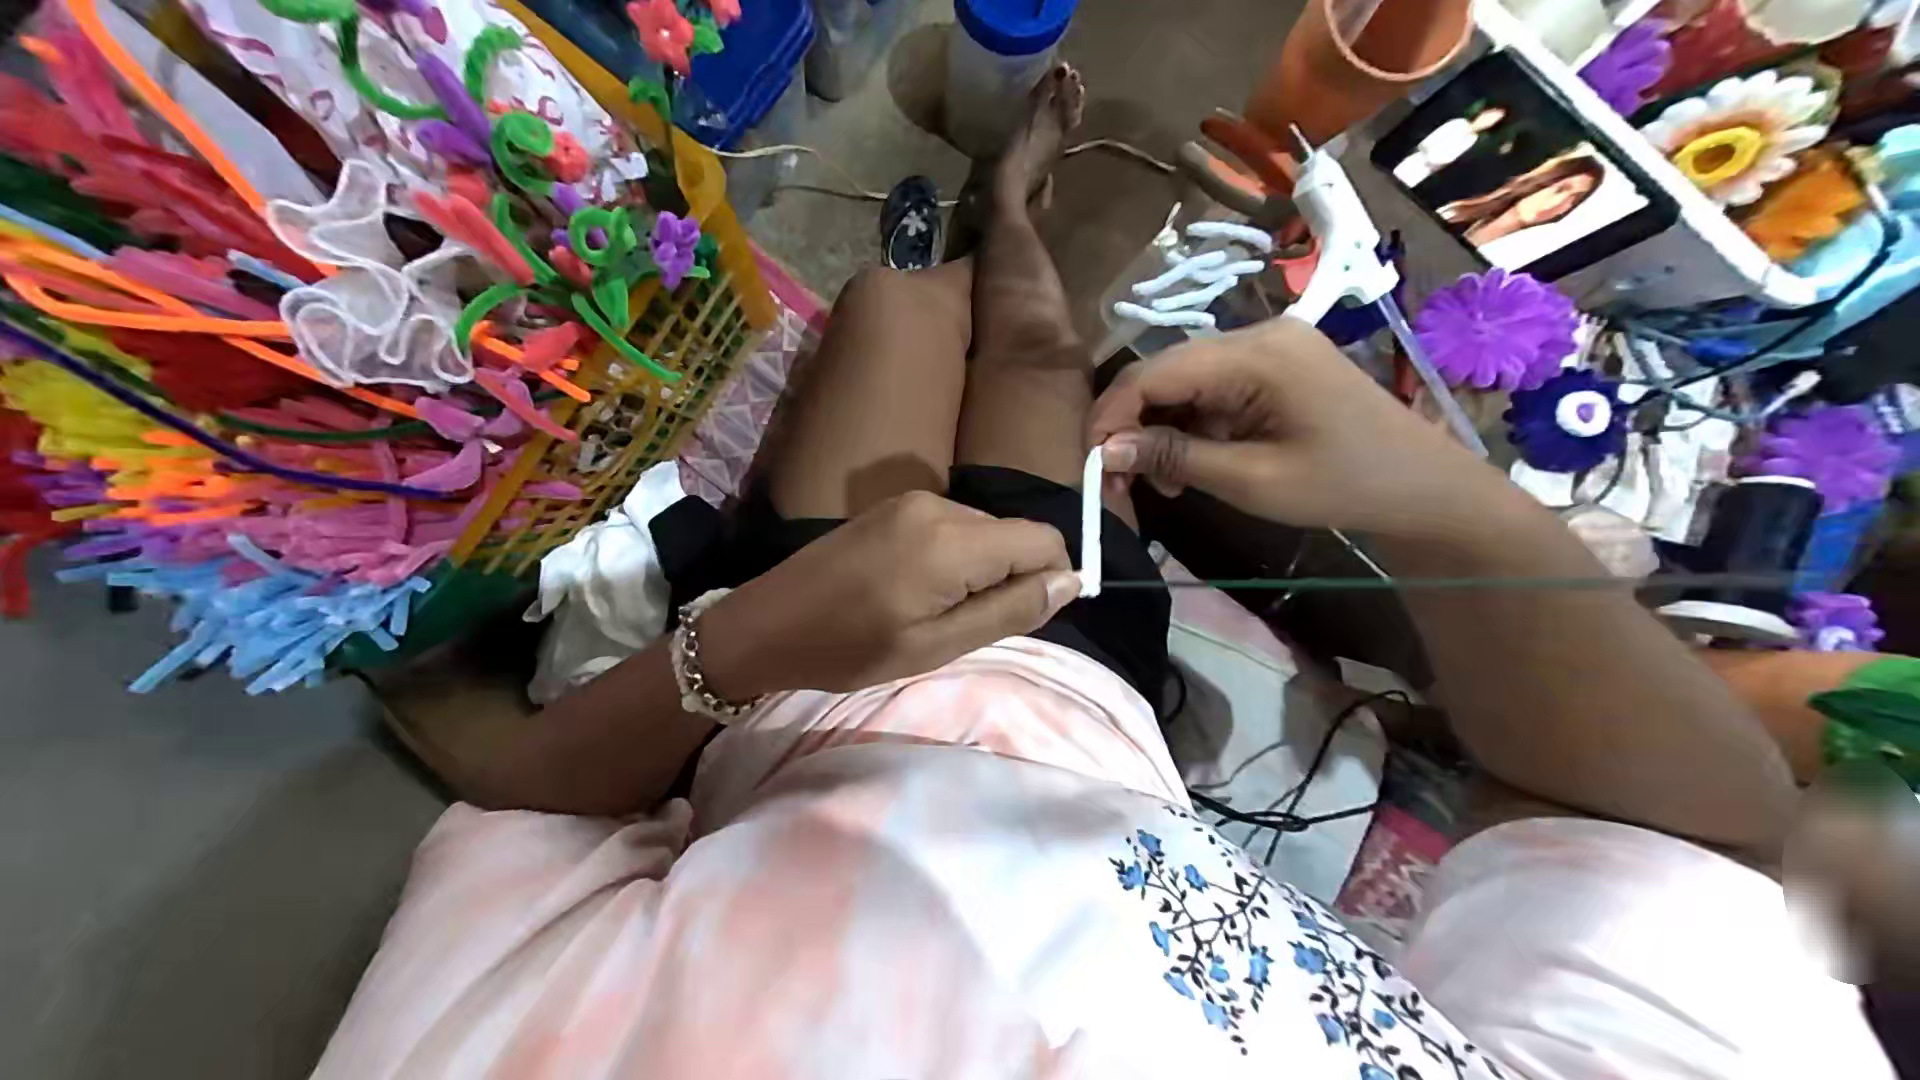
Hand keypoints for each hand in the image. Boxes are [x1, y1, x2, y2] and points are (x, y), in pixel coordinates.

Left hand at [698, 492, 1078, 696]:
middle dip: (1011, 577)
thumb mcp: (936, 646)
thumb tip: (1071, 581)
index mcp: (951, 540)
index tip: (1022, 617)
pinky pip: (953, 526)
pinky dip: (956, 557)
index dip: (1051, 578)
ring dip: (982, 569)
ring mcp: (912, 500)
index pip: (1042, 539)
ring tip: (935, 610)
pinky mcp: (894, 505)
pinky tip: (916, 588)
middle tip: (965, 624)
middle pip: (1014, 533)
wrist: (766, 624)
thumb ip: (1009, 610)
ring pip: (985, 530)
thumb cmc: (849, 649)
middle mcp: (938, 505)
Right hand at [1088, 318, 1513, 537]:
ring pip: (1183, 384)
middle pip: (1165, 374)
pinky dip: (1189, 428)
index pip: (1155, 372)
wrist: (1423, 489)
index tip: (1090, 463)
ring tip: (1162, 484)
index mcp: (1257, 355)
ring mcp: (1267, 348)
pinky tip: (1190, 464)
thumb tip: (1105, 450)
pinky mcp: (1272, 367)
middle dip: (1132, 428)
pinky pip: (1210, 391)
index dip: (1111, 415)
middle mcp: (1257, 336)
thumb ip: (1174, 457)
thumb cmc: (1344, 486)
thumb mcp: (1251, 480)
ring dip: (1160, 432)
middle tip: (1120, 483)